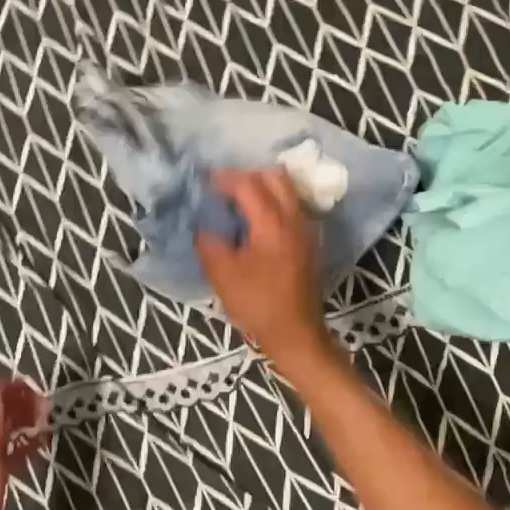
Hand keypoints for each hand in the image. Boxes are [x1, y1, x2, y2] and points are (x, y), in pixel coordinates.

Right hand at [195, 169, 338, 361]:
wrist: (295, 334)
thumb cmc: (256, 303)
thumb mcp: (221, 273)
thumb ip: (208, 240)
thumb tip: (202, 221)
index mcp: (272, 224)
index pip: (248, 184)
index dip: (223, 179)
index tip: (202, 184)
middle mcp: (294, 219)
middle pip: (274, 177)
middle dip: (245, 176)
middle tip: (221, 190)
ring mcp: (305, 230)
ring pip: (286, 190)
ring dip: (260, 187)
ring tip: (234, 203)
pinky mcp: (307, 242)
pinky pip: (290, 206)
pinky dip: (271, 202)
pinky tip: (252, 222)